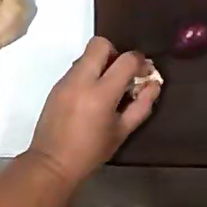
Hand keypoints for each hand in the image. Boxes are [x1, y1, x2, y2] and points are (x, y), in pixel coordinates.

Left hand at [25, 37, 159, 183]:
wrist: (52, 163)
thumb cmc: (91, 152)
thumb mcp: (122, 131)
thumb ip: (141, 105)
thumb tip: (154, 84)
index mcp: (101, 93)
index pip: (126, 59)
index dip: (140, 61)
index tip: (144, 72)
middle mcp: (81, 80)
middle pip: (100, 44)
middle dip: (116, 53)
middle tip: (121, 74)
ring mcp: (65, 81)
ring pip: (86, 55)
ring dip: (100, 63)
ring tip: (107, 87)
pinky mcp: (56, 86)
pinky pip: (76, 68)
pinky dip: (88, 74)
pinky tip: (91, 96)